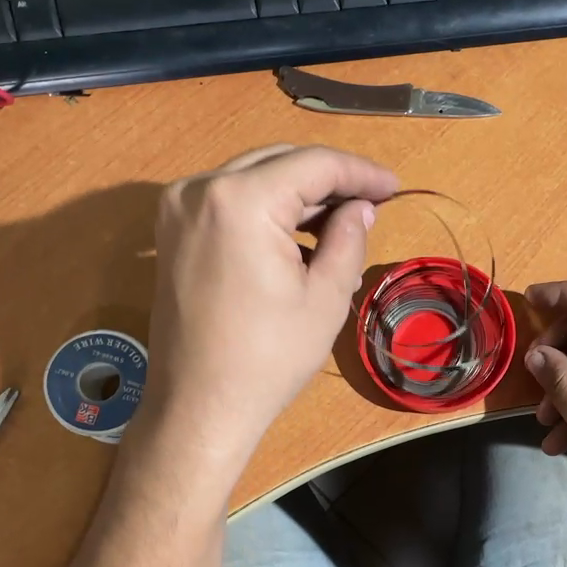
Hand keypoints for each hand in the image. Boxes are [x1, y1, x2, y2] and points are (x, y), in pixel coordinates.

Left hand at [143, 145, 397, 458]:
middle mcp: (201, 188)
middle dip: (329, 179)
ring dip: (298, 194)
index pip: (313, 164)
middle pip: (279, 162)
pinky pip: (230, 200)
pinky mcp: (172, 231)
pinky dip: (267, 209)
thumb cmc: (269, 358)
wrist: (200, 404)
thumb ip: (347, 239)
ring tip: (341, 224)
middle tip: (372, 202)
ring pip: (253, 178)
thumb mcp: (325, 298)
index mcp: (241, 201)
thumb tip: (360, 208)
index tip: (394, 187)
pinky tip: (298, 237)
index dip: (360, 172)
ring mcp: (178, 208)